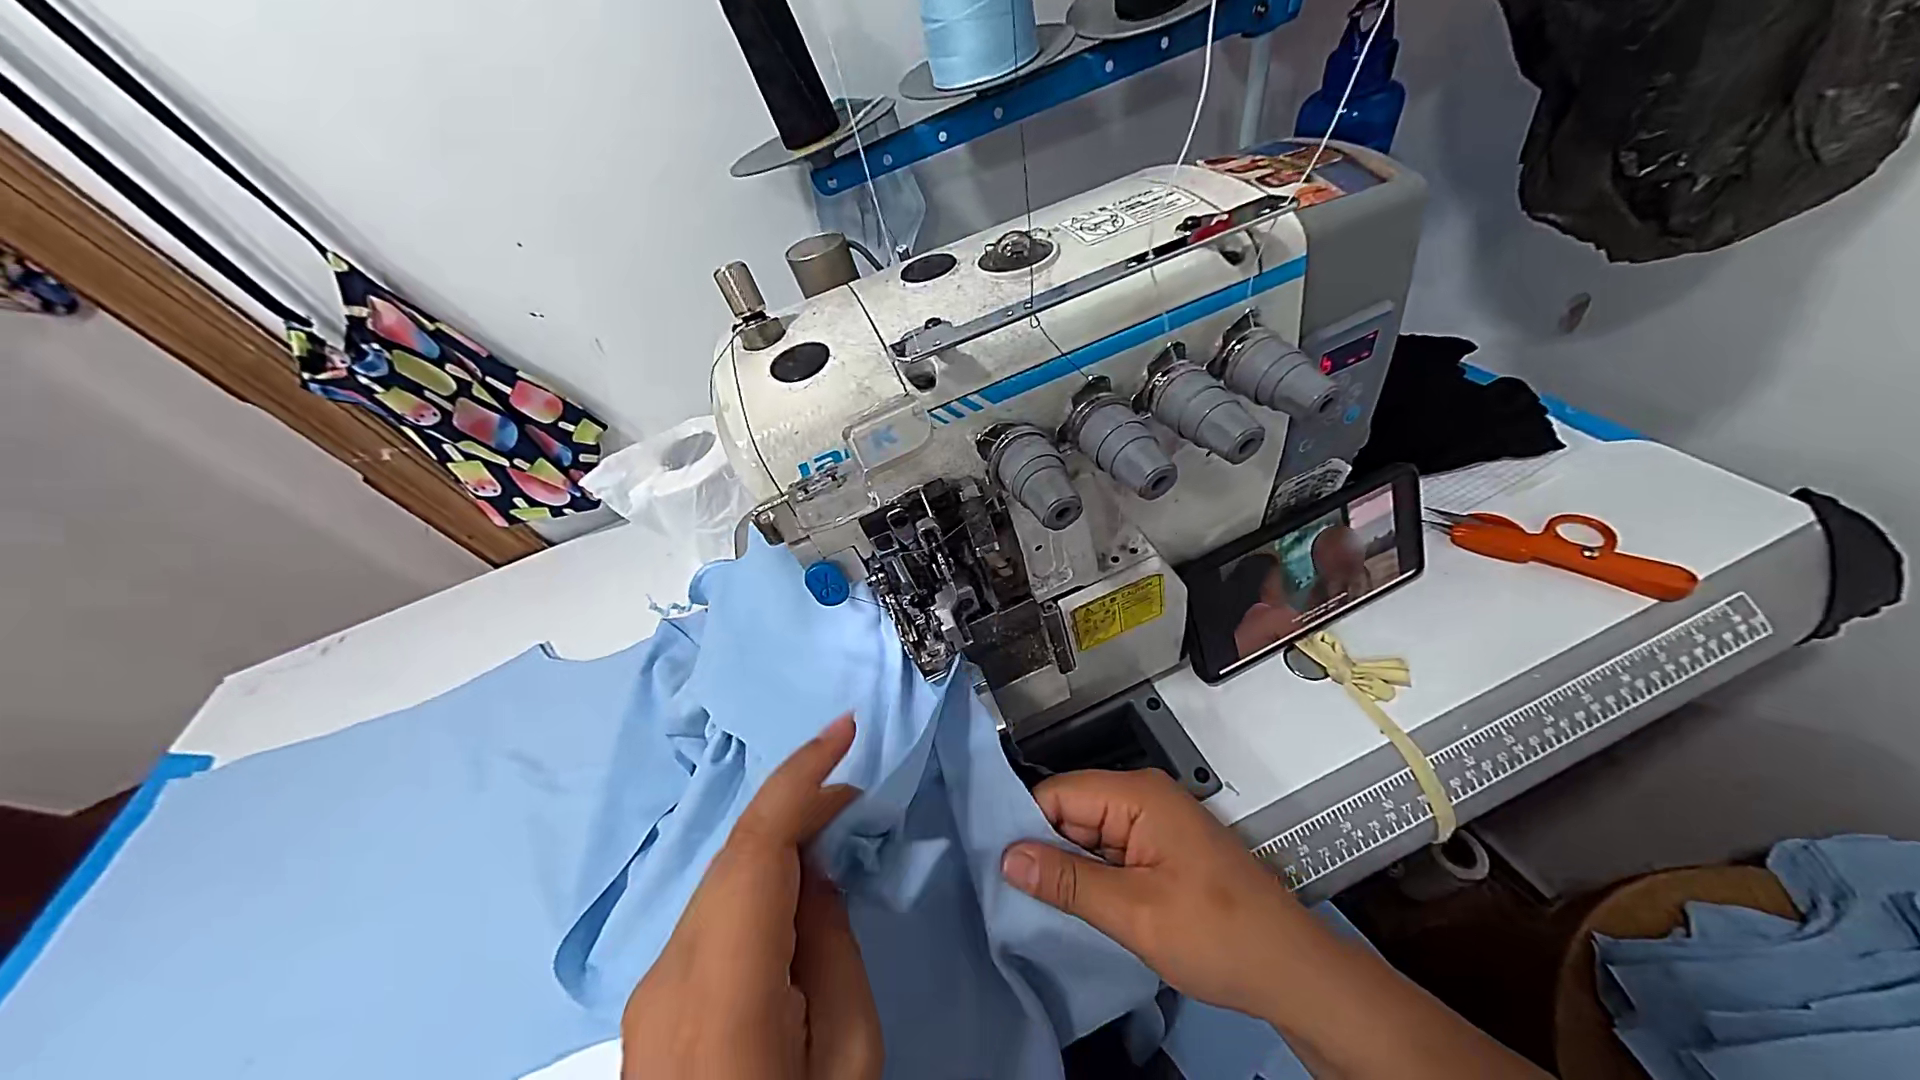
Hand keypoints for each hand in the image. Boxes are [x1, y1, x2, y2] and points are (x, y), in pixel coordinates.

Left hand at [623, 715, 881, 1079]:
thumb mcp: (846, 1057)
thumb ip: (829, 950)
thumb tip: (813, 877)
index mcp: (721, 990)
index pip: (756, 849)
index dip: (800, 777)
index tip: (845, 729)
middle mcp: (668, 973)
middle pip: (735, 856)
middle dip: (798, 804)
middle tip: (856, 791)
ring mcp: (650, 989)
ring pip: (723, 879)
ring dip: (780, 843)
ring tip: (835, 828)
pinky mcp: (654, 1001)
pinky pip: (713, 913)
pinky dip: (759, 881)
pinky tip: (795, 886)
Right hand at [999, 768, 1307, 1017]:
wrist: (1292, 972)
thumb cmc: (1221, 935)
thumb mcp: (1133, 911)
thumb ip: (1067, 880)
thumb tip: (1009, 856)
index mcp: (1138, 795)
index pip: (1059, 792)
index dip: (1028, 825)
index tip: (1001, 863)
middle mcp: (1144, 798)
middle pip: (1071, 811)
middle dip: (1048, 849)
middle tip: (1019, 892)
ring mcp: (1154, 824)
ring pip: (1087, 835)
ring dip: (1070, 867)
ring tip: (1047, 904)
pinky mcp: (1160, 849)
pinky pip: (1109, 852)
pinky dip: (1093, 877)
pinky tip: (1081, 905)